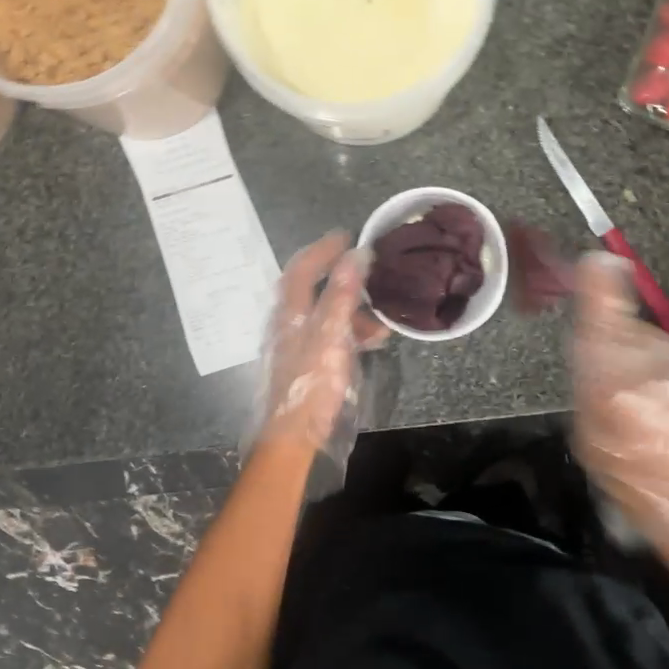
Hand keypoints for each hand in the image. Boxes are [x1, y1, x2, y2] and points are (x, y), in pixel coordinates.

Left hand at [256, 232, 385, 452]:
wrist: (295, 433)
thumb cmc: (312, 382)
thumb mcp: (332, 334)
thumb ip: (342, 294)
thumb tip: (356, 254)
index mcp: (290, 313)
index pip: (302, 269)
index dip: (322, 250)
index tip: (346, 236)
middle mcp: (288, 325)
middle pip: (312, 291)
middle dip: (340, 278)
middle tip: (368, 272)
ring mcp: (296, 347)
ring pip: (324, 316)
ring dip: (350, 309)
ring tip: (379, 314)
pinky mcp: (306, 366)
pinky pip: (330, 337)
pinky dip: (350, 332)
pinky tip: (371, 341)